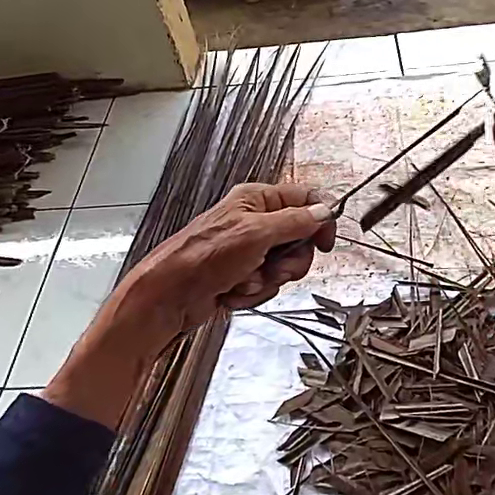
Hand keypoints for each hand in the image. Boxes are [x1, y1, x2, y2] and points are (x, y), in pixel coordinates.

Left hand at [123, 182, 337, 332]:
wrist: (170, 295)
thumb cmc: (200, 257)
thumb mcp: (256, 234)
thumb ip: (295, 222)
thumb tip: (323, 211)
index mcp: (256, 200)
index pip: (304, 199)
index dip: (319, 220)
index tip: (325, 243)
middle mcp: (253, 222)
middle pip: (298, 239)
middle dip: (288, 261)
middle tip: (273, 266)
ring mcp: (248, 250)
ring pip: (283, 267)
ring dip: (267, 280)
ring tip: (245, 280)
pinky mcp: (241, 274)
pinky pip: (266, 285)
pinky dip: (253, 292)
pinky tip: (233, 290)